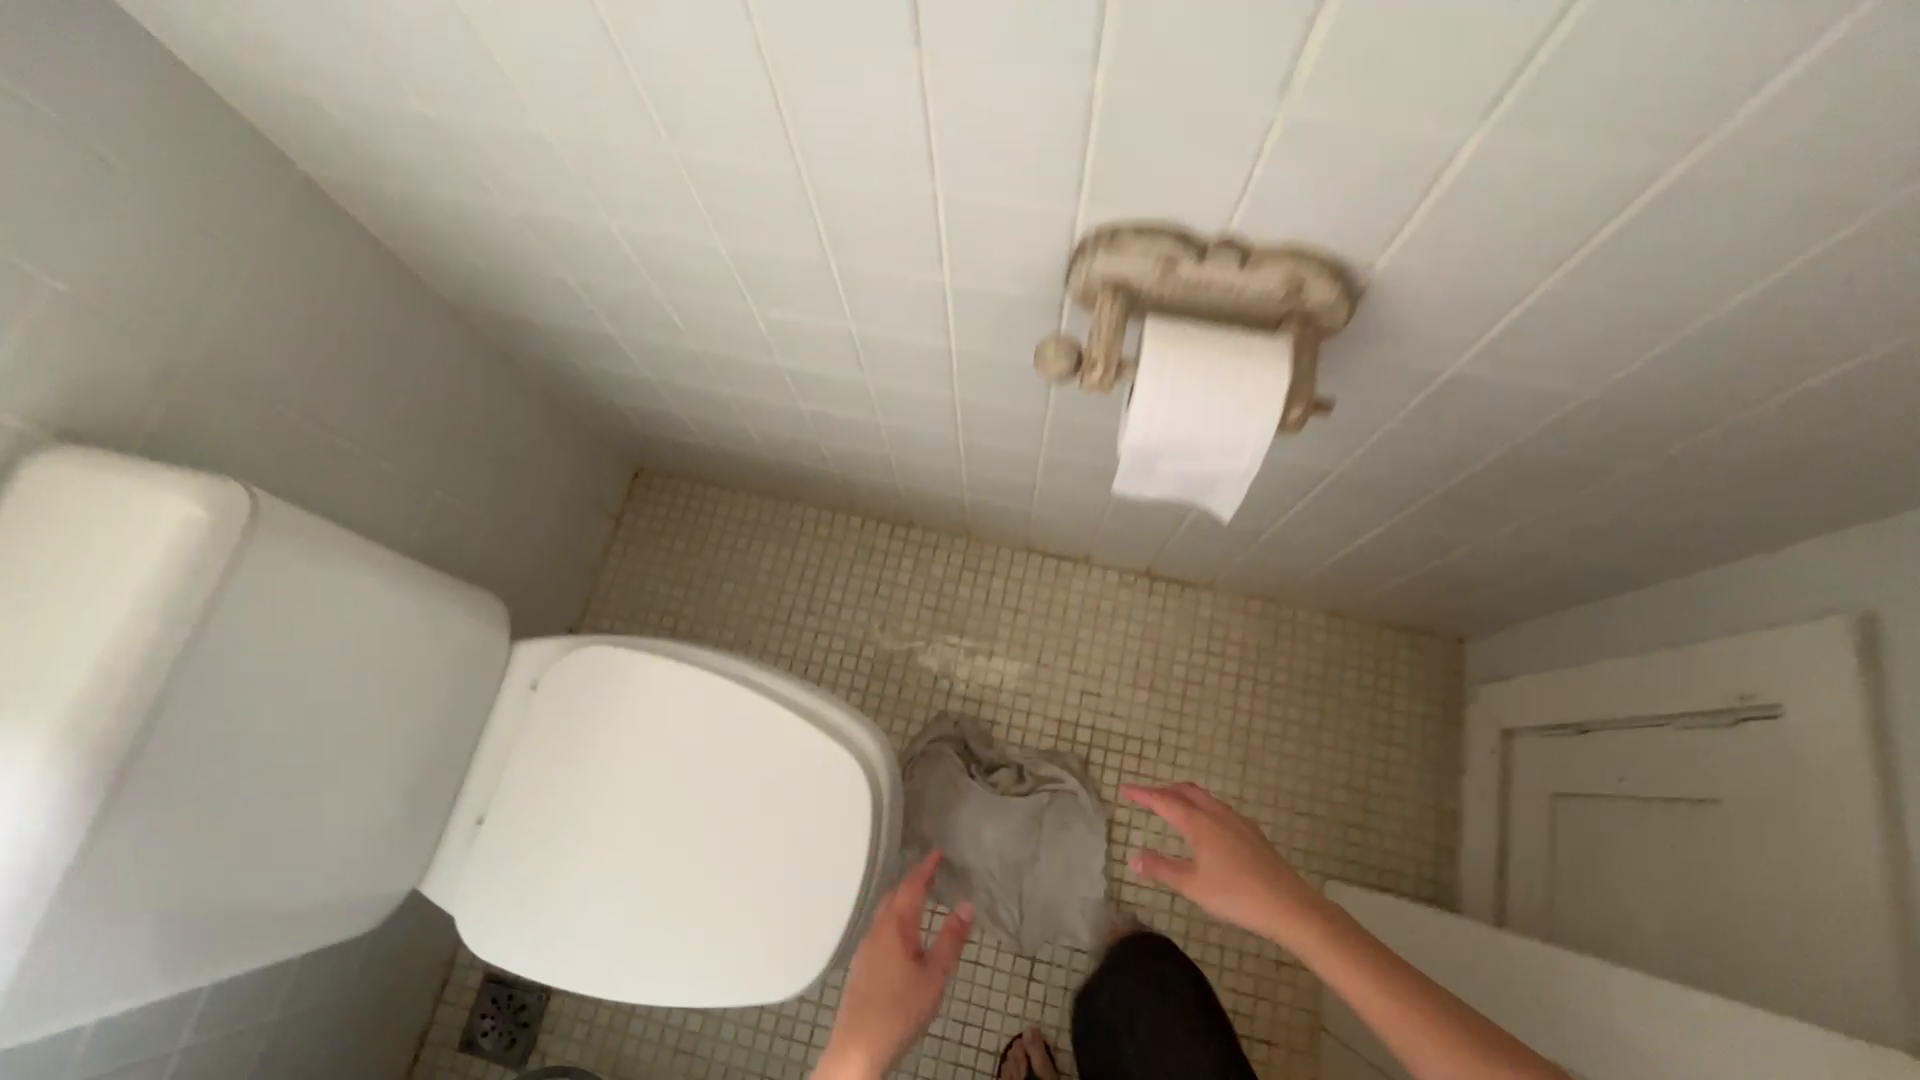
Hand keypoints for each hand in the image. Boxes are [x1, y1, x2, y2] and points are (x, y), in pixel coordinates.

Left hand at [816, 850, 973, 1079]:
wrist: (859, 1046)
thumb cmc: (901, 1009)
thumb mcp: (935, 975)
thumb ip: (951, 939)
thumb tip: (966, 904)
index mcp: (895, 927)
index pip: (911, 887)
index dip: (925, 868)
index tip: (937, 853)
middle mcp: (876, 931)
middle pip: (894, 896)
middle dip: (913, 882)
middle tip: (932, 873)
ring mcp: (866, 948)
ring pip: (885, 913)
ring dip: (902, 900)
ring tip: (922, 899)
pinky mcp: (862, 965)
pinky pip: (880, 928)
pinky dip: (895, 918)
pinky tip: (904, 934)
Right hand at [1121, 782, 1326, 948]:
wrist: (1288, 904)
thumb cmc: (1235, 895)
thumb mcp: (1191, 885)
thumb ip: (1162, 869)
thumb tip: (1134, 858)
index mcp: (1198, 823)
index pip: (1163, 801)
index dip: (1142, 794)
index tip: (1125, 788)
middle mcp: (1217, 814)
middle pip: (1185, 791)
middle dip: (1164, 790)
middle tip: (1146, 797)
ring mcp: (1238, 821)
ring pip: (1205, 798)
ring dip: (1185, 797)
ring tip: (1173, 808)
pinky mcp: (1252, 833)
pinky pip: (1220, 809)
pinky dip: (1203, 808)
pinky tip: (1207, 828)